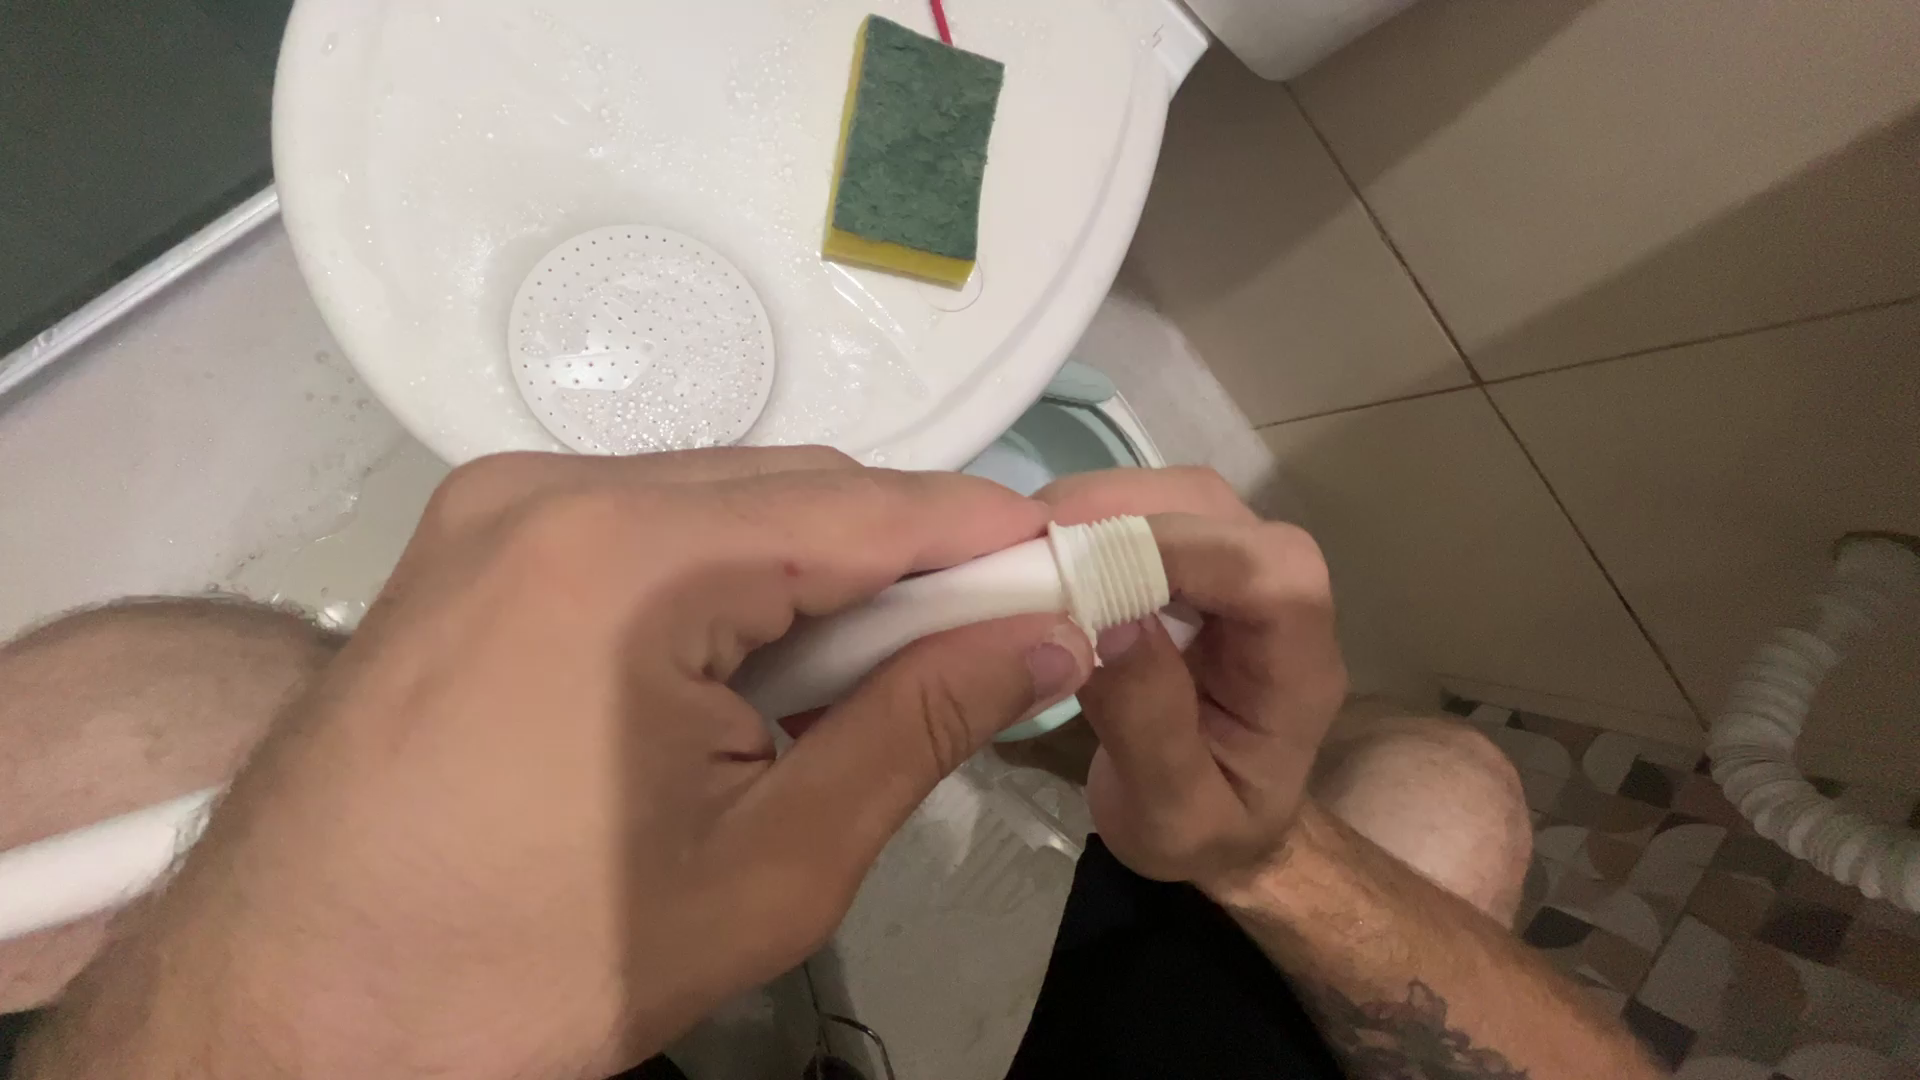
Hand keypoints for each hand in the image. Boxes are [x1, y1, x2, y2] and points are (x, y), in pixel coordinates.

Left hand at [27, 448, 1093, 1079]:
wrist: (278, 1027)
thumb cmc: (535, 972)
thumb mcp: (774, 864)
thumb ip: (923, 725)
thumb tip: (1046, 641)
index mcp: (632, 560)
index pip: (870, 508)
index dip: (986, 531)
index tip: (1062, 568)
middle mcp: (564, 487)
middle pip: (807, 486)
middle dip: (911, 553)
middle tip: (979, 634)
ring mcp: (512, 497)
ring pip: (742, 493)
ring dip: (829, 561)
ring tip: (865, 664)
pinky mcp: (489, 530)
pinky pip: (672, 514)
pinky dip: (748, 564)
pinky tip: (761, 648)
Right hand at [1035, 468, 1346, 894]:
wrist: (1218, 832)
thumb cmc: (1203, 833)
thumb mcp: (1173, 815)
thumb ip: (1149, 726)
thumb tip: (1109, 621)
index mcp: (1297, 667)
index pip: (1269, 572)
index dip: (1179, 550)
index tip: (1078, 569)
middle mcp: (1276, 598)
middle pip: (1216, 510)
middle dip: (1120, 515)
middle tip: (1032, 549)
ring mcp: (1230, 572)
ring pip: (1175, 496)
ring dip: (1098, 507)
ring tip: (1029, 548)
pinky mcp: (1189, 564)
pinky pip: (1144, 512)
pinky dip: (1089, 517)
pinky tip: (1046, 553)